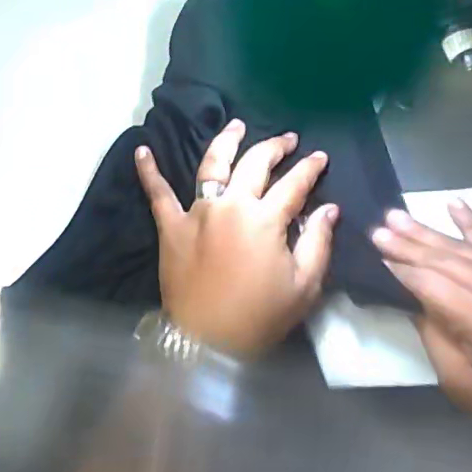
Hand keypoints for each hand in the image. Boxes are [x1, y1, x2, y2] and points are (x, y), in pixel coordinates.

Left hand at [136, 120, 336, 358]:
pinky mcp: (171, 228)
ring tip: (236, 125)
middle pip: (255, 163)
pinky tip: (142, 150)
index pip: (294, 183)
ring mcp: (198, 212)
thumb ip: (318, 242)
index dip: (310, 167)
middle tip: (288, 139)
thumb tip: (330, 208)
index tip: (321, 156)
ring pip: (212, 165)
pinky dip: (149, 172)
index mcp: (265, 219)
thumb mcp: (304, 285)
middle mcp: (231, 205)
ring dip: (226, 141)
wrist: (206, 346)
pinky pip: (158, 195)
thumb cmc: (261, 316)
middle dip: (275, 146)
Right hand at [374, 203, 471, 471]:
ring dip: (432, 232)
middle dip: (410, 243)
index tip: (373, 250)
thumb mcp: (466, 387)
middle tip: (378, 227)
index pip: (432, 283)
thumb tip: (414, 301)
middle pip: (448, 259)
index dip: (400, 268)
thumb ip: (437, 337)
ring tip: (399, 216)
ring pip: (469, 249)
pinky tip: (455, 205)